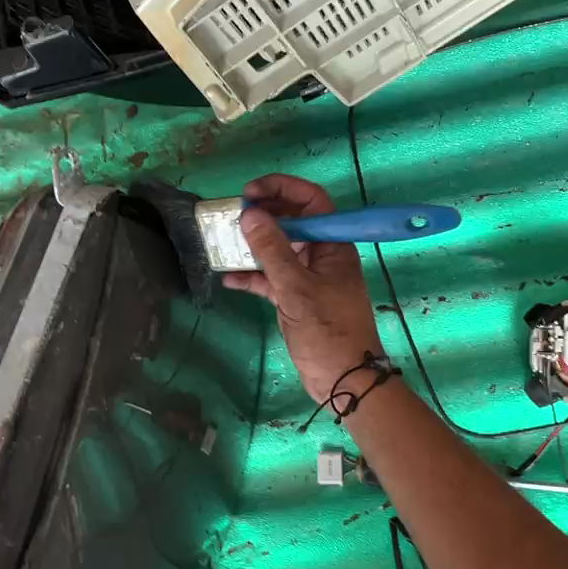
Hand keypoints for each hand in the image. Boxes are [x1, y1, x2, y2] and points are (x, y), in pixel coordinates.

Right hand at [221, 174, 385, 402]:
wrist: (343, 380)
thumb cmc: (327, 330)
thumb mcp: (296, 288)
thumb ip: (272, 250)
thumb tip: (250, 214)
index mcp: (333, 245)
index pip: (310, 200)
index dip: (281, 189)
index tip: (250, 193)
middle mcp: (322, 255)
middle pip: (291, 222)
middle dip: (263, 215)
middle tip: (233, 216)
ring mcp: (309, 277)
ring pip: (279, 250)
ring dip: (253, 246)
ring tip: (224, 242)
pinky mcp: (296, 299)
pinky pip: (271, 279)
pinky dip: (252, 277)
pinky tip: (228, 278)